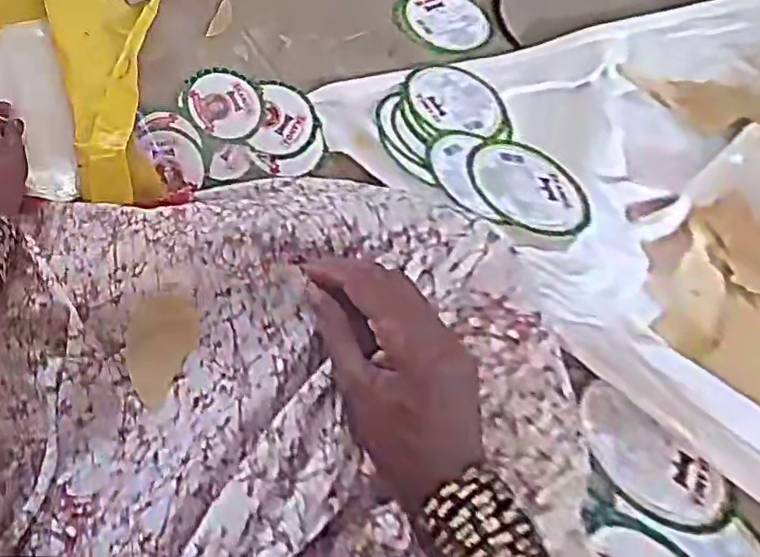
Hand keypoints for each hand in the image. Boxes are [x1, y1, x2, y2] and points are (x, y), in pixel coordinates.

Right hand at [304, 257, 483, 510]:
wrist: (451, 491)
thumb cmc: (398, 447)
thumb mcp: (358, 390)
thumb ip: (337, 334)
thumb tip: (316, 292)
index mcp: (416, 344)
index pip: (371, 286)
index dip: (336, 271)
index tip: (306, 268)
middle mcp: (440, 333)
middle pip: (390, 279)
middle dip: (350, 271)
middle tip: (316, 275)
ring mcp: (451, 339)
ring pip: (404, 289)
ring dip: (368, 283)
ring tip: (333, 289)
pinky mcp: (453, 348)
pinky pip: (415, 308)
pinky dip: (385, 300)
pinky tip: (362, 310)